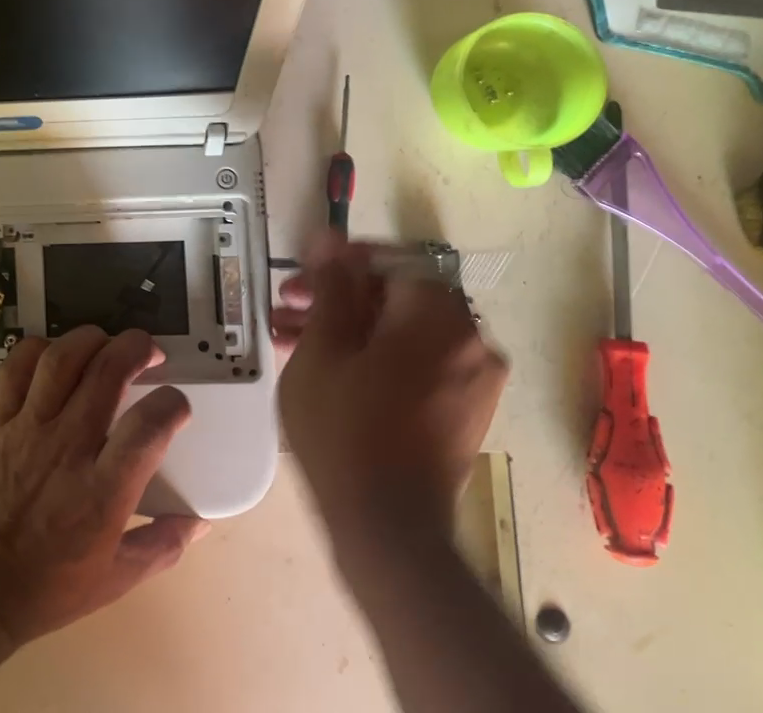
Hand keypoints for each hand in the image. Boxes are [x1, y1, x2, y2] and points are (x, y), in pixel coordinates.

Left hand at [0, 326, 208, 646]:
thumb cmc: (47, 588)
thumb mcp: (117, 578)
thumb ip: (164, 546)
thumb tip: (201, 522)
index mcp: (103, 492)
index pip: (149, 428)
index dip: (173, 405)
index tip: (177, 406)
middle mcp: (67, 450)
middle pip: (106, 375)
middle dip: (135, 349)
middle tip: (148, 350)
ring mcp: (27, 432)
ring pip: (60, 361)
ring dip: (88, 339)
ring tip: (104, 341)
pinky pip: (13, 372)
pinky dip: (35, 351)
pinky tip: (52, 353)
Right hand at [276, 235, 507, 544]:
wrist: (386, 525)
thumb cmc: (344, 429)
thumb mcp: (323, 349)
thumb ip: (330, 287)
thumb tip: (330, 237)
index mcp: (440, 318)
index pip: (393, 262)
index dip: (342, 262)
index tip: (301, 278)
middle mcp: (472, 342)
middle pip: (399, 297)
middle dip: (340, 298)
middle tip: (288, 311)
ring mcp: (474, 381)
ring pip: (405, 333)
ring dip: (352, 329)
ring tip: (295, 343)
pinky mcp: (465, 412)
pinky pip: (419, 364)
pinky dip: (377, 358)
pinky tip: (330, 373)